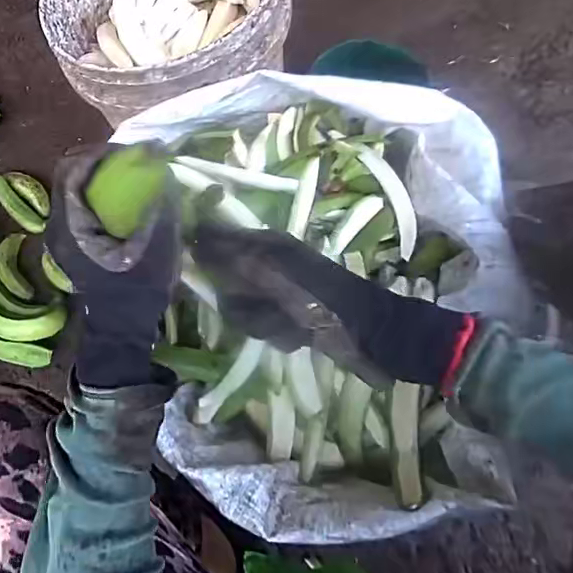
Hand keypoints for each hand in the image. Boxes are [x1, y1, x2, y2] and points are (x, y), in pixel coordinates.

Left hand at [48, 144, 182, 388]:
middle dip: (97, 159)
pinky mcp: (71, 240)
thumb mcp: (155, 249)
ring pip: (72, 187)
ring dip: (97, 174)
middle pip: (68, 175)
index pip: (71, 172)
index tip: (127, 148)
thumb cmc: (137, 292)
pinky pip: (79, 202)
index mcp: (70, 226)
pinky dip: (98, 190)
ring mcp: (61, 233)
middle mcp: (56, 226)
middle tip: (129, 155)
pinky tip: (124, 191)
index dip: (97, 153)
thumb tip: (165, 170)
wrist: (121, 330)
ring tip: (129, 168)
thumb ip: (160, 207)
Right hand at [191, 222, 475, 388]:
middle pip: (222, 277)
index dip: (203, 252)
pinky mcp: (286, 316)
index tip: (200, 272)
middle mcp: (266, 261)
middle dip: (238, 298)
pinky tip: (297, 337)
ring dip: (259, 320)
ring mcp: (276, 290)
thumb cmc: (327, 302)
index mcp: (265, 242)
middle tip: (260, 308)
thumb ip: (232, 258)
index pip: (215, 236)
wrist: (378, 336)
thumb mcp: (275, 275)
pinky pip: (259, 325)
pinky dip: (274, 334)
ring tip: (287, 326)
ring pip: (238, 305)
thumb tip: (194, 242)